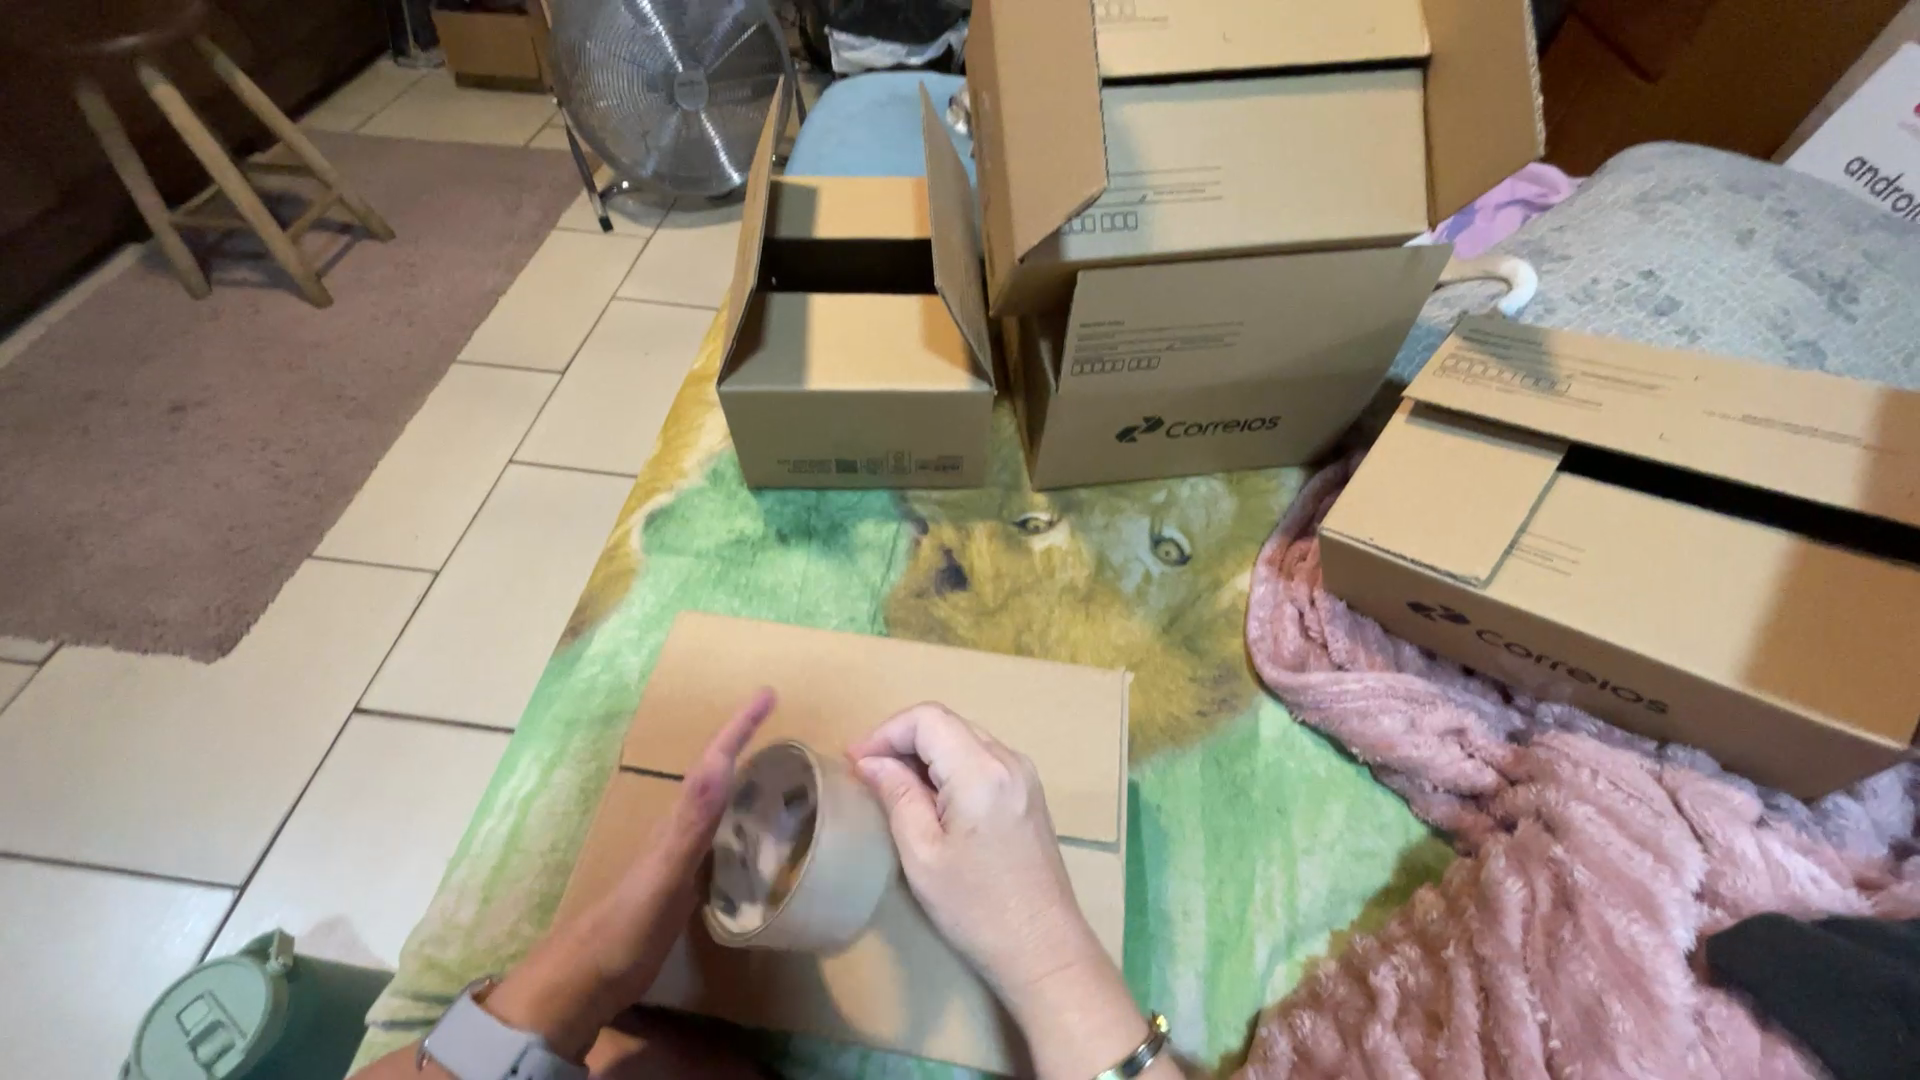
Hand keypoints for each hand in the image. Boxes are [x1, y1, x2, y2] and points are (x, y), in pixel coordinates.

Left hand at [483, 689, 775, 1060]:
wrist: (589, 979)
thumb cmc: (627, 925)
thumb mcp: (665, 872)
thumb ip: (692, 821)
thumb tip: (719, 762)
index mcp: (682, 818)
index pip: (716, 760)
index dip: (740, 726)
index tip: (767, 693)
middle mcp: (684, 828)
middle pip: (719, 771)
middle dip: (745, 739)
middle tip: (775, 717)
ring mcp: (684, 855)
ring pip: (722, 803)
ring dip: (746, 776)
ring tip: (778, 765)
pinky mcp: (689, 881)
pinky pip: (724, 837)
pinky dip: (744, 822)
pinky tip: (759, 835)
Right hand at [845, 704, 1106, 1011]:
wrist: (1043, 947)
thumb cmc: (976, 907)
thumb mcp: (922, 854)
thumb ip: (896, 795)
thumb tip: (870, 761)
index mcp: (982, 770)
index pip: (927, 718)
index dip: (885, 731)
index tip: (855, 761)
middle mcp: (1009, 759)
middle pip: (947, 723)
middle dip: (902, 739)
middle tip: (867, 772)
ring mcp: (1024, 773)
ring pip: (964, 736)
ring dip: (925, 752)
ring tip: (892, 784)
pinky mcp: (1029, 790)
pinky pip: (982, 757)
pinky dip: (949, 764)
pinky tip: (930, 796)